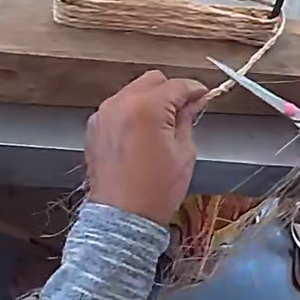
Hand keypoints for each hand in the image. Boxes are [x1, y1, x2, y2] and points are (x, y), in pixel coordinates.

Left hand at [86, 71, 209, 223]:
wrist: (122, 219)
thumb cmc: (156, 190)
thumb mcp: (184, 152)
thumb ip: (187, 119)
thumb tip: (193, 103)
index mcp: (145, 108)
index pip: (177, 86)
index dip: (196, 90)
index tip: (204, 96)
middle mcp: (119, 104)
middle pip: (152, 80)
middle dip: (171, 91)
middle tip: (186, 110)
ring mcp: (103, 115)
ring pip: (134, 91)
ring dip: (151, 100)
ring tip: (165, 124)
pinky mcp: (95, 128)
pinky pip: (118, 108)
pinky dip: (133, 112)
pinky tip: (144, 132)